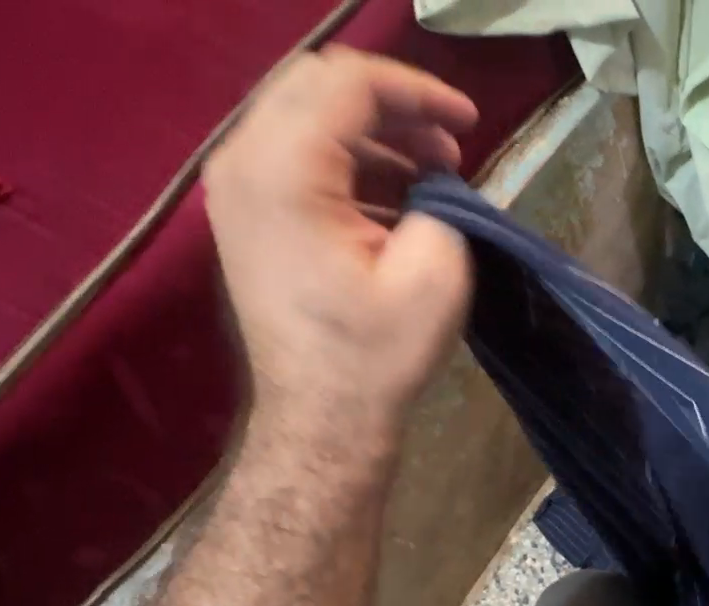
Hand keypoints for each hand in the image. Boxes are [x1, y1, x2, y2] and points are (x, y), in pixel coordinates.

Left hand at [203, 46, 479, 444]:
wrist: (321, 417)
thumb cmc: (376, 354)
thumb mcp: (435, 276)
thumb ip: (442, 204)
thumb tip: (435, 182)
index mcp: (285, 170)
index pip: (350, 84)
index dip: (419, 92)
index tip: (471, 123)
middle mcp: (243, 162)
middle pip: (319, 86)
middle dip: (395, 105)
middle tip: (450, 147)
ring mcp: (236, 188)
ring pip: (305, 116)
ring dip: (375, 134)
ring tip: (432, 175)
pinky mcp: (247, 214)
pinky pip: (296, 155)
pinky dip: (350, 160)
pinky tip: (396, 199)